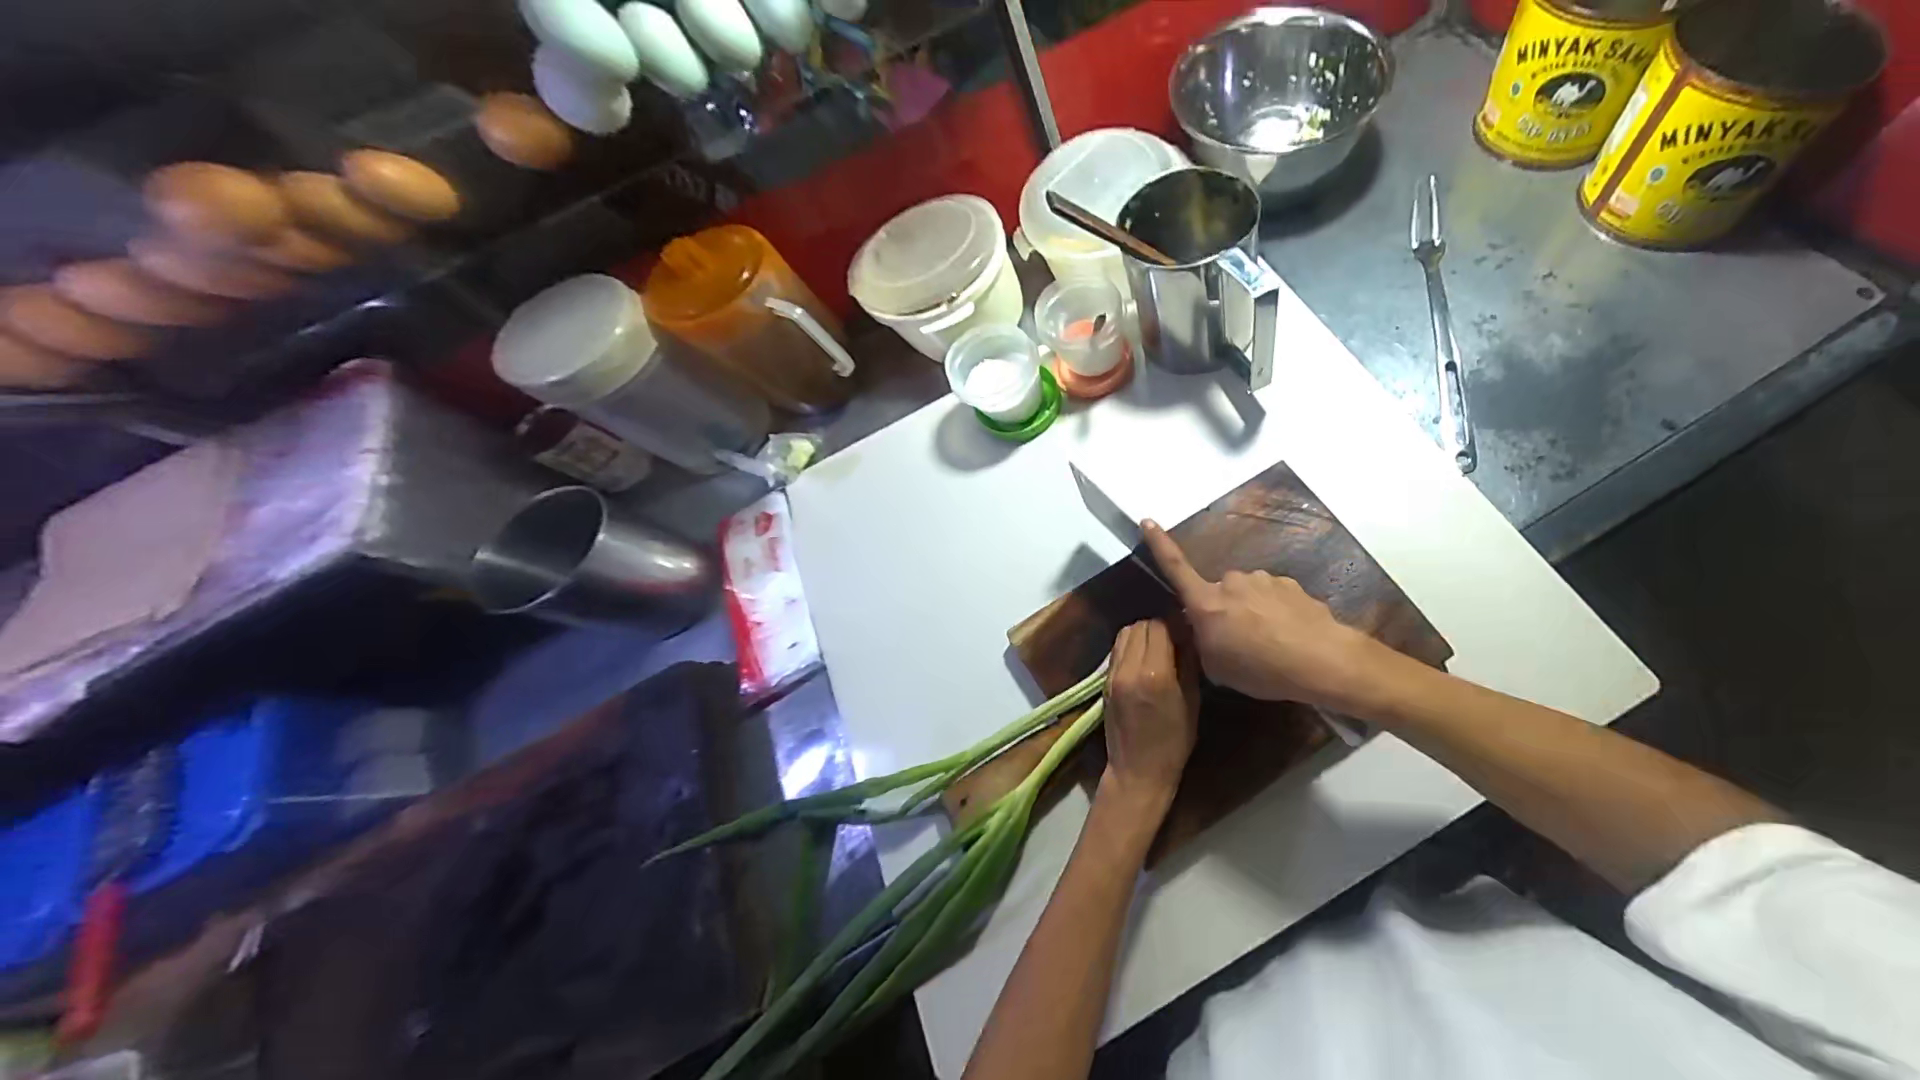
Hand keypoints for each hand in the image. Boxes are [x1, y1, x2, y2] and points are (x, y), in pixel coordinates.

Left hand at [1102, 619, 1198, 807]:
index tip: (1188, 628)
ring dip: (1144, 633)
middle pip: (1141, 625)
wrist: (1137, 769)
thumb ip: (1188, 663)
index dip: (1175, 623)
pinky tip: (1146, 658)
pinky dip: (1132, 645)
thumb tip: (1189, 633)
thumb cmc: (1174, 741)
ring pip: (1126, 633)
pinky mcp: (1104, 679)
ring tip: (1161, 647)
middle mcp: (1129, 668)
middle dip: (1160, 626)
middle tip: (1176, 637)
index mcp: (1154, 674)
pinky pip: (1118, 649)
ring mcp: (1113, 673)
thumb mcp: (1192, 701)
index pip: (1160, 626)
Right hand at [1141, 520, 1392, 709]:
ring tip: (1269, 642)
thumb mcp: (1216, 667)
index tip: (1148, 521)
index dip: (1159, 544)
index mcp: (1206, 603)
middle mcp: (1231, 583)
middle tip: (1238, 641)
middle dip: (1223, 608)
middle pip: (1218, 591)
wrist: (1322, 661)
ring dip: (1251, 611)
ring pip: (1247, 593)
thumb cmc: (1261, 669)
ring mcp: (1263, 580)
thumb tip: (1202, 630)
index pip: (1175, 567)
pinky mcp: (1290, 584)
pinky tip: (1289, 635)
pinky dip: (1276, 613)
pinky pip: (1273, 596)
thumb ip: (1202, 642)